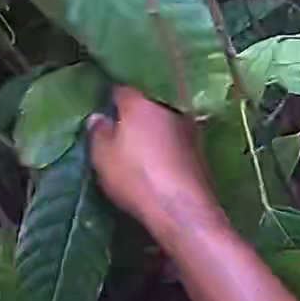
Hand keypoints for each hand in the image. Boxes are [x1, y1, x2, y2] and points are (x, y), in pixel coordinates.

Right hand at [87, 87, 223, 231]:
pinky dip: (168, 149)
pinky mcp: (201, 151)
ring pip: (165, 123)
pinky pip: (178, 143)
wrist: (183, 210)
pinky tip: (161, 166)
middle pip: (147, 105)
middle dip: (135, 117)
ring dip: (155, 134)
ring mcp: (189, 129)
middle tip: (121, 135)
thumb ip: (98, 132)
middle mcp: (168, 109)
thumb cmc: (136, 177)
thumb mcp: (103, 156)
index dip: (111, 101)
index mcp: (140, 104)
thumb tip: (98, 116)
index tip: (104, 114)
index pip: (122, 91)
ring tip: (142, 153)